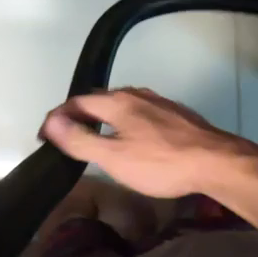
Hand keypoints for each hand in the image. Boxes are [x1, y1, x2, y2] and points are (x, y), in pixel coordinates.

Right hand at [38, 87, 255, 198]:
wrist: (212, 160)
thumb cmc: (160, 162)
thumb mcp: (114, 157)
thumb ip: (81, 139)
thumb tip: (52, 120)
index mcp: (117, 102)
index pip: (78, 101)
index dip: (58, 116)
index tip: (45, 134)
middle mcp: (135, 94)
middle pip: (99, 98)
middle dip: (79, 113)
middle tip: (66, 134)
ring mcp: (156, 101)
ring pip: (121, 103)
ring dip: (102, 115)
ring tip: (94, 134)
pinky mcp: (172, 112)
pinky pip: (138, 110)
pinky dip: (123, 119)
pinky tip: (129, 135)